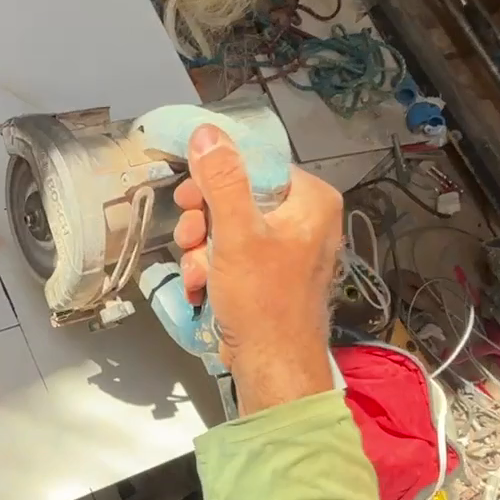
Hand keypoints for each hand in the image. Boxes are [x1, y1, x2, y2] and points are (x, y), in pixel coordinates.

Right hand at [171, 124, 342, 414]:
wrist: (271, 365)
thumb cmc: (263, 301)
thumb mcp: (236, 234)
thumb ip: (221, 181)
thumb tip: (206, 134)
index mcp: (309, 201)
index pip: (254, 166)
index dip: (215, 181)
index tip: (191, 200)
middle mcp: (303, 220)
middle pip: (235, 198)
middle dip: (203, 224)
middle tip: (191, 240)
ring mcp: (285, 251)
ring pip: (226, 230)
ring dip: (200, 251)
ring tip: (200, 275)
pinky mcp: (267, 276)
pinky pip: (229, 257)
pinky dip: (210, 270)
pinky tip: (204, 288)